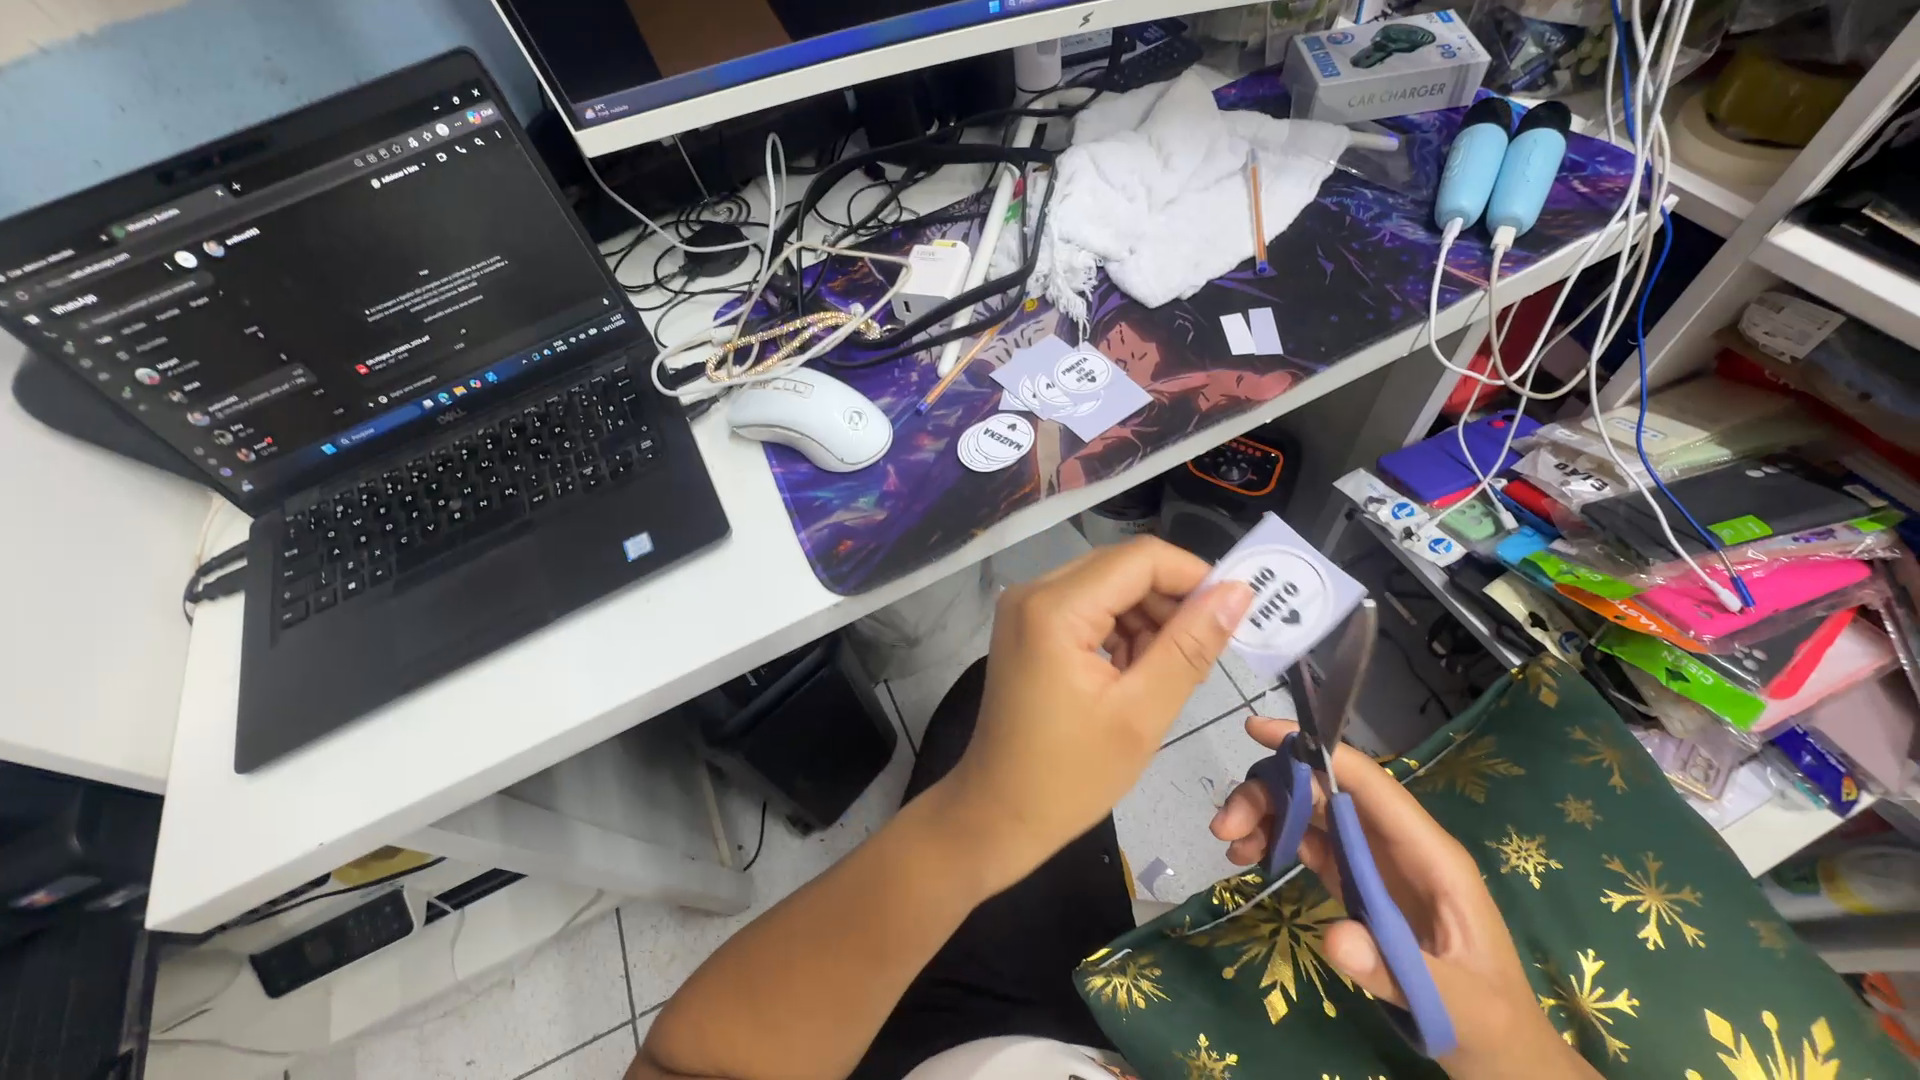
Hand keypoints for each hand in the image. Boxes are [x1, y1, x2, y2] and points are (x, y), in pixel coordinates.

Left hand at [934, 538, 1253, 890]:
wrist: (998, 813)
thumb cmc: (1070, 776)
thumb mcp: (1142, 714)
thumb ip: (1190, 646)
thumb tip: (1237, 593)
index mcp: (1055, 608)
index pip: (1141, 558)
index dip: (1194, 578)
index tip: (1230, 617)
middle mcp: (1033, 592)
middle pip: (1123, 568)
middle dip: (1169, 604)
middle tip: (1194, 660)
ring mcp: (1025, 608)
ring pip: (1108, 587)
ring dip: (1145, 621)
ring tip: (1157, 677)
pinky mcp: (1026, 626)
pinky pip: (1087, 607)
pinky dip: (1118, 632)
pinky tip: (1129, 676)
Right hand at [1210, 717, 1599, 1079]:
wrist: (1503, 1054)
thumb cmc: (1490, 1024)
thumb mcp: (1454, 1006)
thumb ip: (1394, 970)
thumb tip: (1331, 936)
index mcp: (1430, 856)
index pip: (1369, 784)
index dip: (1315, 751)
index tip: (1259, 731)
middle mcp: (1398, 846)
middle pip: (1327, 792)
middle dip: (1272, 793)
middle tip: (1225, 828)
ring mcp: (1376, 862)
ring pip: (1312, 811)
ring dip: (1266, 814)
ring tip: (1230, 847)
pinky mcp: (1358, 882)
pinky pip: (1311, 842)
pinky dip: (1275, 839)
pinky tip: (1249, 856)